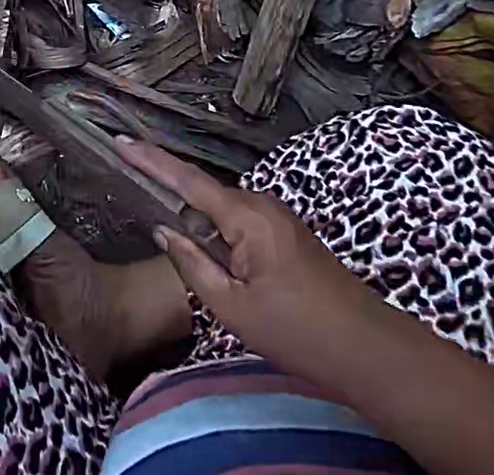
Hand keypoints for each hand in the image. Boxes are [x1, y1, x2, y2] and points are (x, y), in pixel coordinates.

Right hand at [116, 136, 380, 368]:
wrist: (374, 352)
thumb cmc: (299, 333)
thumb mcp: (232, 307)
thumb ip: (191, 262)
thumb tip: (164, 230)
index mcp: (247, 217)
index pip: (187, 180)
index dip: (150, 159)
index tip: (120, 141)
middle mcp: (262, 205)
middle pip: (203, 190)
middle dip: (169, 187)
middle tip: (131, 180)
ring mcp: (278, 216)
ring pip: (221, 207)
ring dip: (193, 213)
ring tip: (162, 218)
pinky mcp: (286, 231)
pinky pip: (239, 218)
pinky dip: (215, 225)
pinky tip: (205, 246)